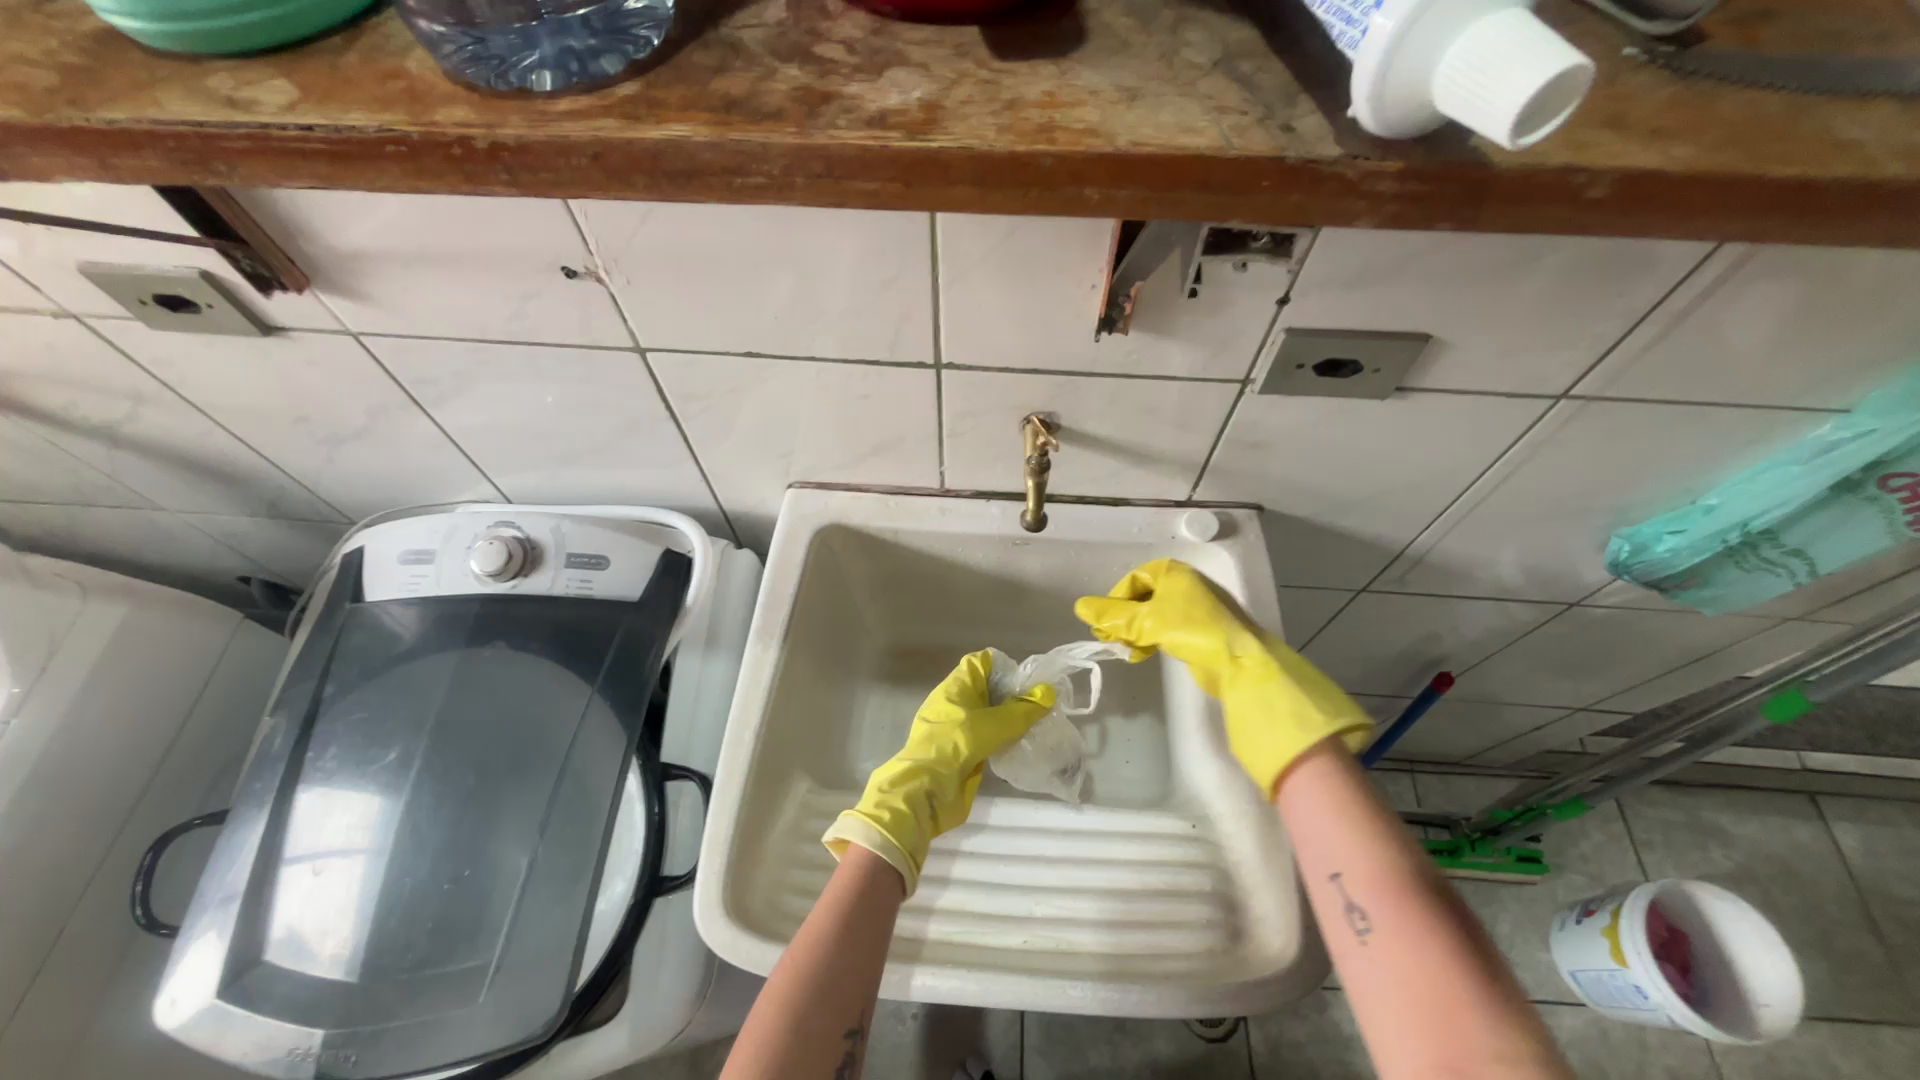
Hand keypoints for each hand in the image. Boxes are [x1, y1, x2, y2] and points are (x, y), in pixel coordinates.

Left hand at [822, 650, 1054, 894]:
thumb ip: (1023, 710)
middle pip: (984, 690)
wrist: (926, 790)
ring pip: (984, 717)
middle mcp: (951, 704)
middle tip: (1038, 706)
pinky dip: (998, 741)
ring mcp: (952, 730)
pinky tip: (1017, 748)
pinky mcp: (957, 754)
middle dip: (1010, 696)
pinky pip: (982, 740)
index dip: (1003, 667)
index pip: (979, 663)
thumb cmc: (957, 745)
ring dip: (1006, 721)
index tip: (1027, 681)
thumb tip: (1048, 692)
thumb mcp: (995, 724)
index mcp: (955, 687)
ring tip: (1034, 727)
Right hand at [1074, 558, 1372, 795]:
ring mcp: (1195, 609)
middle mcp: (1185, 586)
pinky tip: (1144, 655)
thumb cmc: (1193, 630)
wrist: (1240, 661)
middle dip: (1124, 618)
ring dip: (1135, 631)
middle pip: (1143, 597)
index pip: (1134, 579)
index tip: (1104, 624)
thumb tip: (1080, 607)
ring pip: (1153, 615)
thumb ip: (1113, 616)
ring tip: (1127, 650)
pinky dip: (1150, 639)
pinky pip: (1165, 629)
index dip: (1115, 599)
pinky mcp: (1200, 632)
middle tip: (1110, 639)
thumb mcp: (1146, 621)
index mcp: (1174, 573)